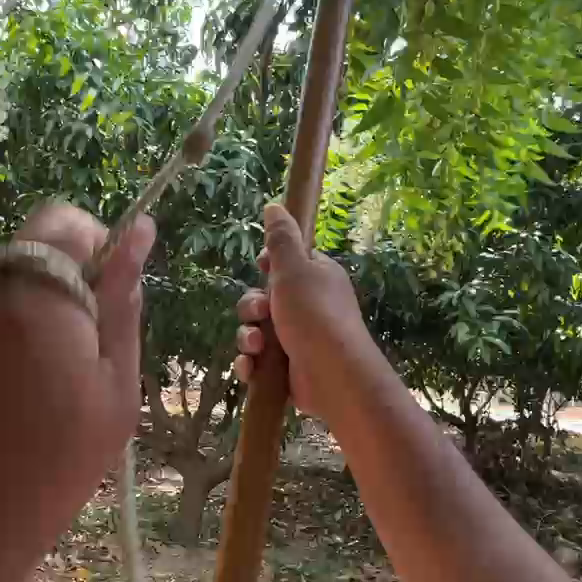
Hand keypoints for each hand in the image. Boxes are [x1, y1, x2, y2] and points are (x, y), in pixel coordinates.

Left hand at [0, 202, 154, 553]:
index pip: (63, 220)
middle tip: (51, 363)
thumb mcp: (114, 393)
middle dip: (43, 290)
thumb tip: (140, 230)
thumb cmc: (49, 472)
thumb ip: (123, 302)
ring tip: (1, 389)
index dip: (87, 246)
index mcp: (37, 294)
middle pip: (20, 254)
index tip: (93, 295)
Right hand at [232, 203, 375, 419]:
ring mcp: (298, 339)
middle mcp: (309, 306)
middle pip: (263, 298)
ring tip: (256, 347)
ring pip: (256, 331)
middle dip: (251, 307)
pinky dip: (251, 364)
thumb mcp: (294, 269)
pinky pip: (258, 361)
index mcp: (316, 277)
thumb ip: (281, 238)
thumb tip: (274, 205)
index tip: (262, 268)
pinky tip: (251, 368)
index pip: (287, 264)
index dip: (268, 267)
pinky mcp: (287, 369)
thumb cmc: (314, 315)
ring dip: (248, 337)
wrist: (333, 376)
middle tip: (258, 313)